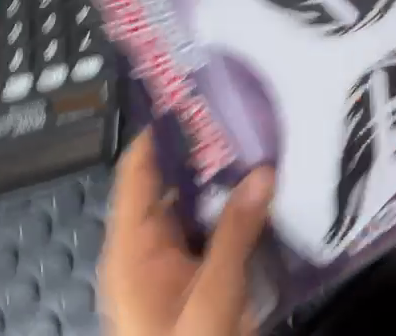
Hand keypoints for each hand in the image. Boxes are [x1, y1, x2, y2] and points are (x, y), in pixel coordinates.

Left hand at [101, 131, 274, 335]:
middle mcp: (147, 252)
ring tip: (261, 148)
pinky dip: (236, 214)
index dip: (160, 133)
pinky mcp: (197, 284)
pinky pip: (214, 235)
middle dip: (207, 154)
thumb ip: (236, 234)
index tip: (193, 100)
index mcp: (131, 250)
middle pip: (173, 186)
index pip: (138, 172)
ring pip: (198, 210)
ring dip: (226, 184)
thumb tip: (262, 174)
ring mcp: (172, 269)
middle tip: (243, 120)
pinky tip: (264, 196)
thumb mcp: (211, 296)